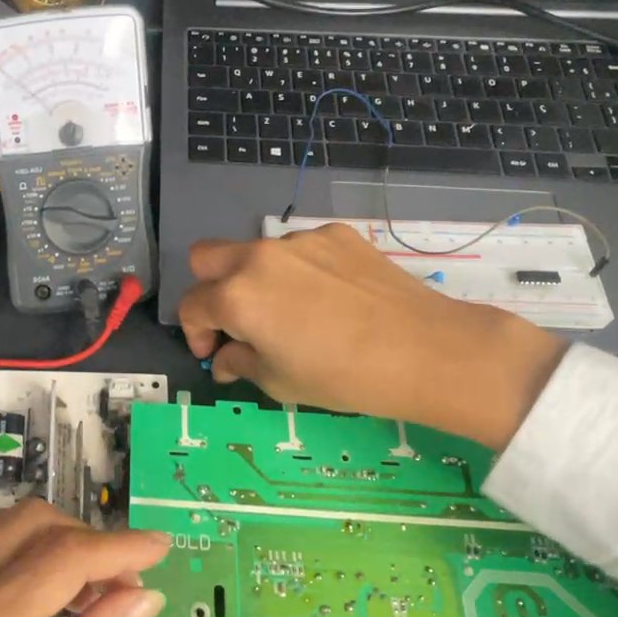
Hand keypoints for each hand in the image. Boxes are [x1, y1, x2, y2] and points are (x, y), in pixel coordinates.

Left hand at [0, 501, 170, 616]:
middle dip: (87, 539)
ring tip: (86, 593)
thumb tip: (140, 598)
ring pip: (0, 526)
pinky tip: (37, 596)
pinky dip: (15, 554)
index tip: (160, 548)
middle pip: (31, 522)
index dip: (119, 546)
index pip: (63, 556)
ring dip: (51, 542)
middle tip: (122, 587)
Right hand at [177, 225, 567, 449]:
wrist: (425, 350)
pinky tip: (328, 299)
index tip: (214, 352)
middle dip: (209, 288)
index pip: (192, 305)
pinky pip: (299, 249)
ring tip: (292, 313)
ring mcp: (298, 240)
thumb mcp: (280, 382)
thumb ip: (241, 363)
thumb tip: (225, 357)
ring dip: (256, 279)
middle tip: (234, 320)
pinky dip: (298, 271)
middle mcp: (258, 258)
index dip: (196, 333)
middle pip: (206, 257)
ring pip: (255, 252)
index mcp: (236, 296)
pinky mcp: (334, 234)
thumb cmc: (342, 377)